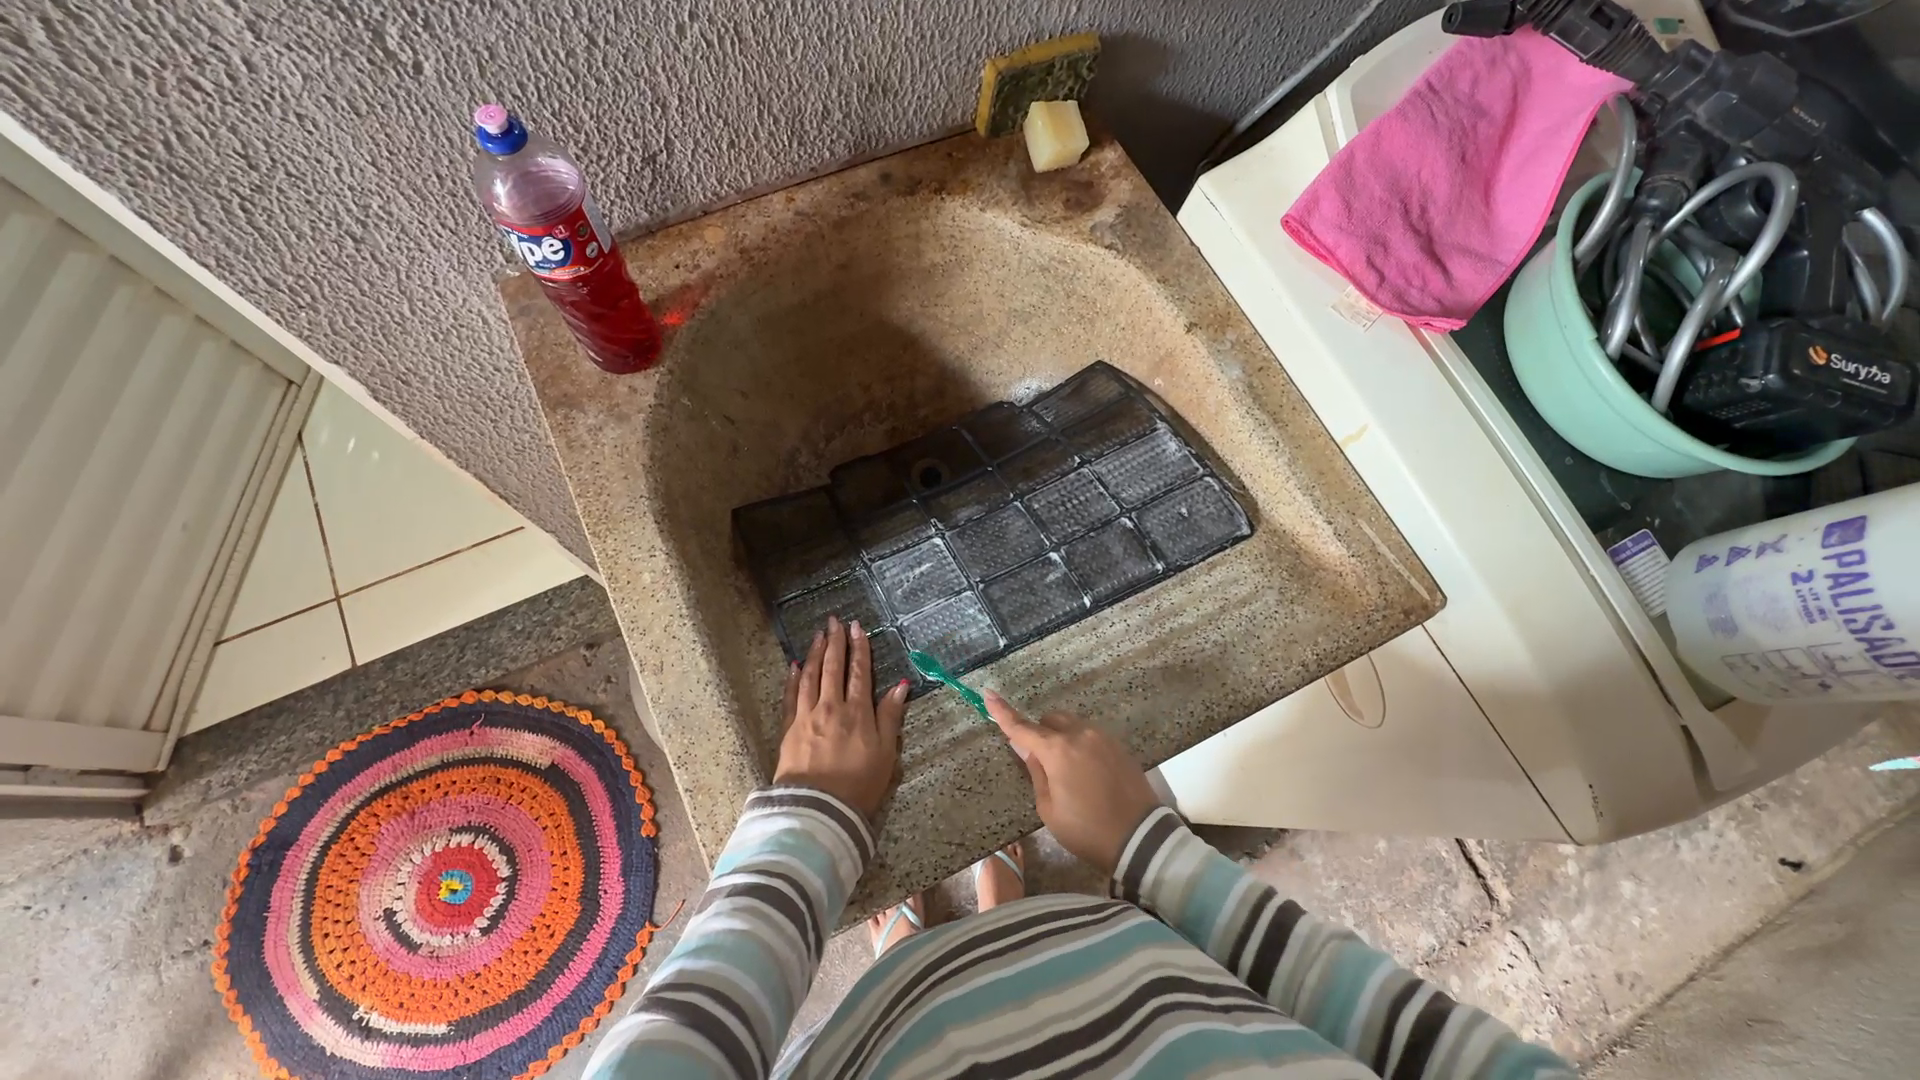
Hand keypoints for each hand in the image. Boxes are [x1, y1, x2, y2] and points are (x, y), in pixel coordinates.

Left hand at [773, 616, 908, 816]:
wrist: (818, 808)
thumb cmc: (859, 785)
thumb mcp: (886, 753)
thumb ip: (890, 717)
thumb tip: (900, 686)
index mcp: (857, 712)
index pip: (859, 673)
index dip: (859, 649)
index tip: (857, 628)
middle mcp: (831, 707)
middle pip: (833, 668)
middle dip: (836, 642)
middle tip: (834, 621)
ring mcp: (806, 716)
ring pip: (811, 676)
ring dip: (815, 653)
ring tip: (818, 636)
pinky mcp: (789, 729)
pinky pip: (791, 696)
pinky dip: (794, 678)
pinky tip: (795, 666)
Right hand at [984, 690, 1160, 876]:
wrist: (1140, 837)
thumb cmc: (1087, 829)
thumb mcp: (1049, 809)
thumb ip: (1036, 772)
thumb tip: (1027, 749)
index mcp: (1057, 751)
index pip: (1022, 727)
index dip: (1002, 712)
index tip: (988, 694)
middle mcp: (1080, 735)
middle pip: (1050, 719)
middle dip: (1040, 732)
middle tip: (1041, 761)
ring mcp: (1102, 737)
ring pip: (1072, 724)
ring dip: (1061, 737)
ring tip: (1067, 770)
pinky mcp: (1119, 746)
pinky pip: (1091, 735)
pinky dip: (1080, 744)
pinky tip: (1087, 771)